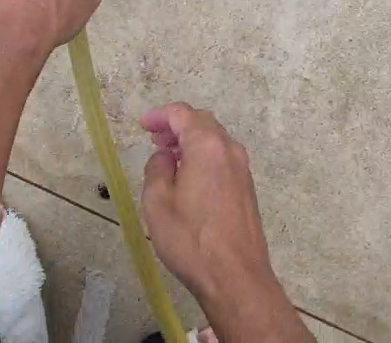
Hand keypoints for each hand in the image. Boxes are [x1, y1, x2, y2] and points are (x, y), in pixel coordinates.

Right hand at [139, 103, 282, 305]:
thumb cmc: (191, 239)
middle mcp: (229, 149)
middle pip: (201, 122)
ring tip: (169, 157)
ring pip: (214, 140)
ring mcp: (242, 168)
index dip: (160, 115)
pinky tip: (189, 177)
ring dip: (191, 141)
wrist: (236, 277)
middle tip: (155, 139)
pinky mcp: (247, 187)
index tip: (144, 125)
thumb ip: (157, 168)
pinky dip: (203, 156)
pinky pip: (222, 158)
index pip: (182, 114)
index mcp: (207, 145)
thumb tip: (165, 156)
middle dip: (177, 126)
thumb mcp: (158, 202)